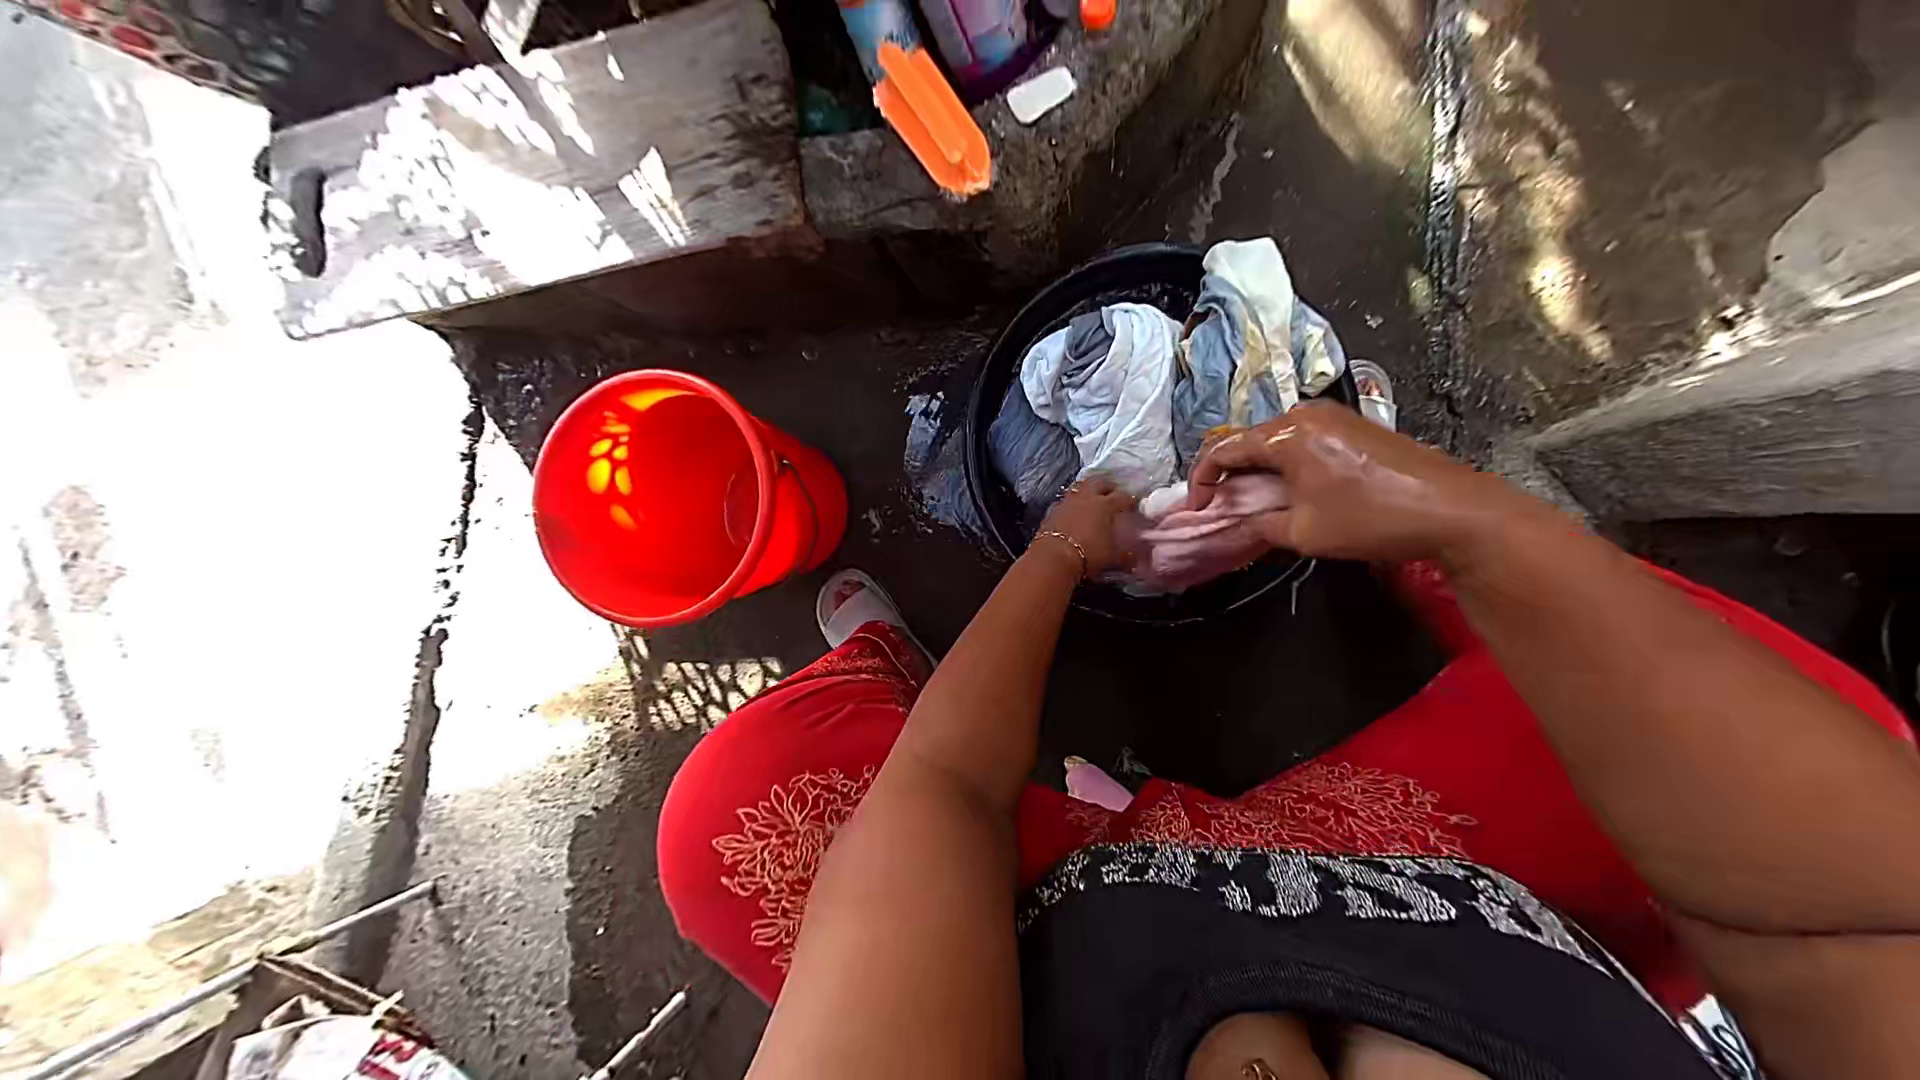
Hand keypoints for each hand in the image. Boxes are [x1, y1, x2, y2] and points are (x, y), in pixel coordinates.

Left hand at [1031, 474, 1136, 578]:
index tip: (1135, 506)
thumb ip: (1128, 553)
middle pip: (1099, 482)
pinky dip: (1072, 504)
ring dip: (1087, 490)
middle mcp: (1086, 498)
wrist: (1054, 557)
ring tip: (1092, 498)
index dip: (1131, 501)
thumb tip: (1137, 554)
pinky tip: (1073, 511)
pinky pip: (1065, 501)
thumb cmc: (1089, 555)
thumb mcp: (1114, 556)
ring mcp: (1067, 502)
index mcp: (1105, 505)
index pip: (1123, 497)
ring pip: (1079, 487)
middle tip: (1113, 493)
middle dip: (1108, 486)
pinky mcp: (1052, 511)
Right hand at [1188, 403, 1554, 563]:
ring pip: (1274, 440)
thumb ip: (1260, 523)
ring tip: (1252, 499)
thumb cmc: (1371, 519)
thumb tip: (1245, 519)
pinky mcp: (1353, 426)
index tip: (1197, 506)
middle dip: (1228, 472)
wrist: (1454, 510)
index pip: (1222, 450)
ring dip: (1257, 468)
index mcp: (1286, 434)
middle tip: (1222, 504)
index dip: (1201, 479)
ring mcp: (1333, 417)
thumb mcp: (1302, 532)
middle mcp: (1305, 414)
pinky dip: (1285, 463)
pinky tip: (1289, 488)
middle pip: (1247, 440)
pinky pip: (1302, 441)